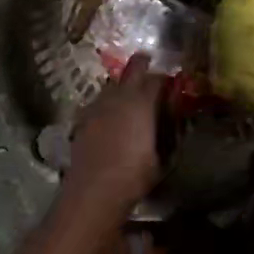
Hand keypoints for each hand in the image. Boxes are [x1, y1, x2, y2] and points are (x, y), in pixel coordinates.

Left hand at [63, 55, 165, 216]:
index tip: (170, 83)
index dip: (165, 79)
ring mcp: (97, 106)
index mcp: (141, 103)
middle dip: (141, 65)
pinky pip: (99, 102)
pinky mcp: (82, 119)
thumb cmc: (134, 175)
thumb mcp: (161, 157)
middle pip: (131, 71)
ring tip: (129, 95)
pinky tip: (110, 116)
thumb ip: (167, 134)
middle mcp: (118, 97)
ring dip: (123, 85)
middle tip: (147, 61)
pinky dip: (107, 103)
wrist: (93, 191)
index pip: (156, 79)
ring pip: (112, 85)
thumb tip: (171, 122)